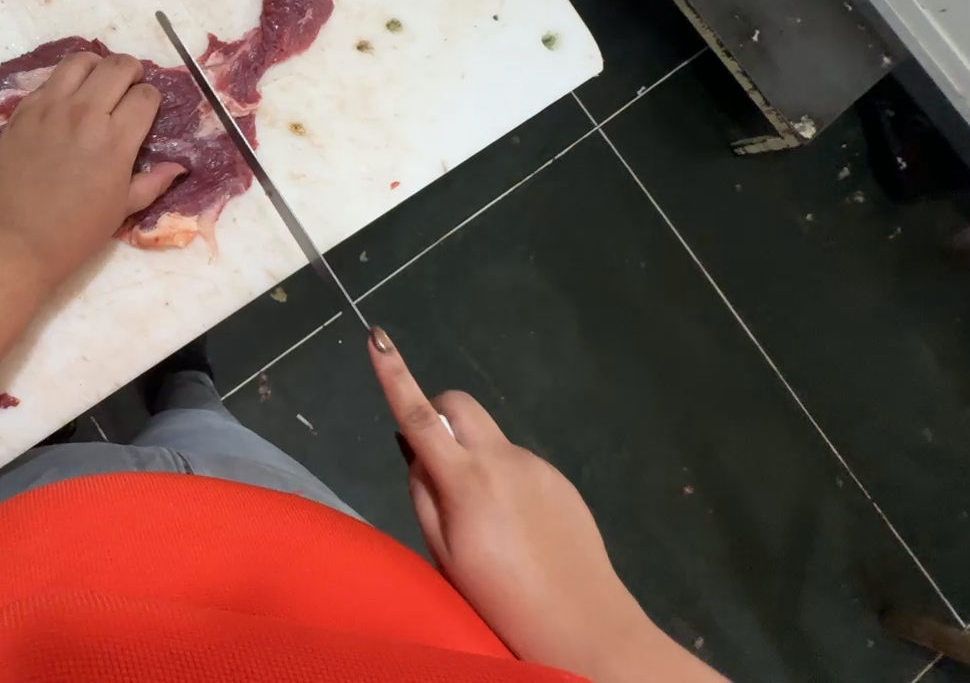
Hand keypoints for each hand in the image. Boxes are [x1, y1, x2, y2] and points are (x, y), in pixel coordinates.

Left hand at [0, 52, 184, 286]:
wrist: (18, 240)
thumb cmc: (77, 231)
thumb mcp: (124, 208)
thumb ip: (153, 181)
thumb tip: (179, 166)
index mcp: (114, 140)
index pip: (145, 95)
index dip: (151, 100)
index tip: (145, 112)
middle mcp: (83, 114)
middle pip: (117, 66)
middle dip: (131, 72)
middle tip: (127, 89)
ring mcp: (48, 108)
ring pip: (80, 60)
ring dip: (96, 67)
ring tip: (97, 84)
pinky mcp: (22, 111)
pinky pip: (48, 81)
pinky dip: (63, 85)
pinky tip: (65, 105)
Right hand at [368, 330, 727, 682]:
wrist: (592, 634)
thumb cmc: (502, 600)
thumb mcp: (443, 553)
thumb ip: (423, 493)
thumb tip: (419, 453)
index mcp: (466, 480)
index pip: (418, 415)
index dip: (394, 374)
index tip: (377, 337)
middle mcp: (502, 460)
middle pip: (459, 404)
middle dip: (439, 413)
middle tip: (436, 458)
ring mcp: (537, 467)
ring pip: (488, 438)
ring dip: (473, 456)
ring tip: (488, 519)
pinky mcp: (561, 480)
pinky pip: (517, 463)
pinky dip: (504, 479)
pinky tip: (519, 526)